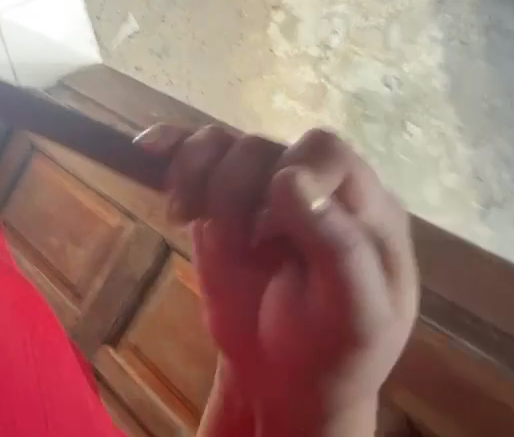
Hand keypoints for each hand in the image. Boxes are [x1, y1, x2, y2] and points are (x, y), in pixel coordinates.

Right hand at [135, 125, 418, 436]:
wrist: (278, 370)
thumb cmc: (330, 347)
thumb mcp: (353, 314)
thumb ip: (336, 246)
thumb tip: (288, 176)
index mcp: (364, 209)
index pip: (325, 151)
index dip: (291, 172)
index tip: (270, 226)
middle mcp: (312, 185)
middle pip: (259, 147)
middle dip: (234, 192)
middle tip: (238, 245)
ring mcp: (259, 186)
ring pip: (217, 143)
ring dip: (194, 180)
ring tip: (189, 220)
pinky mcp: (215, 191)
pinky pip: (188, 147)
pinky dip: (167, 145)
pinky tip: (149, 150)